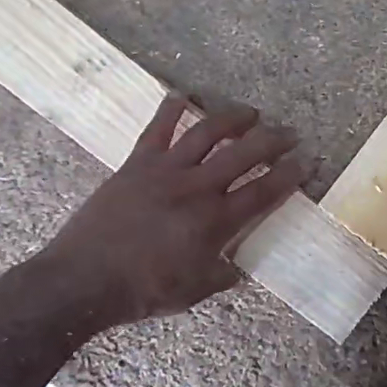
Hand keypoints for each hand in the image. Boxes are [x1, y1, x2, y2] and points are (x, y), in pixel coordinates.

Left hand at [27, 94, 311, 329]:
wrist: (79, 283)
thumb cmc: (142, 291)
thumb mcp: (194, 292)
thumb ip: (223, 275)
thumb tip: (239, 268)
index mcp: (215, 221)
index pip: (265, 190)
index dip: (291, 174)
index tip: (308, 162)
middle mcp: (197, 188)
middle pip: (245, 153)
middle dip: (274, 140)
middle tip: (290, 133)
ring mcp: (165, 171)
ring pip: (207, 132)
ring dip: (234, 118)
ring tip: (252, 112)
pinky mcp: (136, 164)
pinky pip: (156, 130)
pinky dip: (170, 109)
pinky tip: (183, 94)